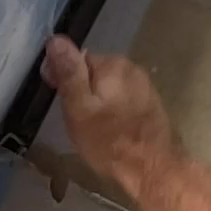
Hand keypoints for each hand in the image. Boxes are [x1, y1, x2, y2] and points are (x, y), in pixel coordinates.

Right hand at [40, 35, 181, 200]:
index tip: (55, 96)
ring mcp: (144, 87)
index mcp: (112, 64)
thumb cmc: (109, 141)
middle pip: (93, 72)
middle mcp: (131, 68)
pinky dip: (112, 109)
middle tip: (74, 118)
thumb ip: (68, 72)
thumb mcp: (78, 107)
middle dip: (80, 90)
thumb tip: (56, 39)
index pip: (77, 59)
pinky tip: (109, 129)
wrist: (154, 171)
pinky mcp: (151, 104)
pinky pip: (122, 99)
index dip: (62, 77)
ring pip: (108, 87)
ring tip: (90, 126)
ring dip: (96, 101)